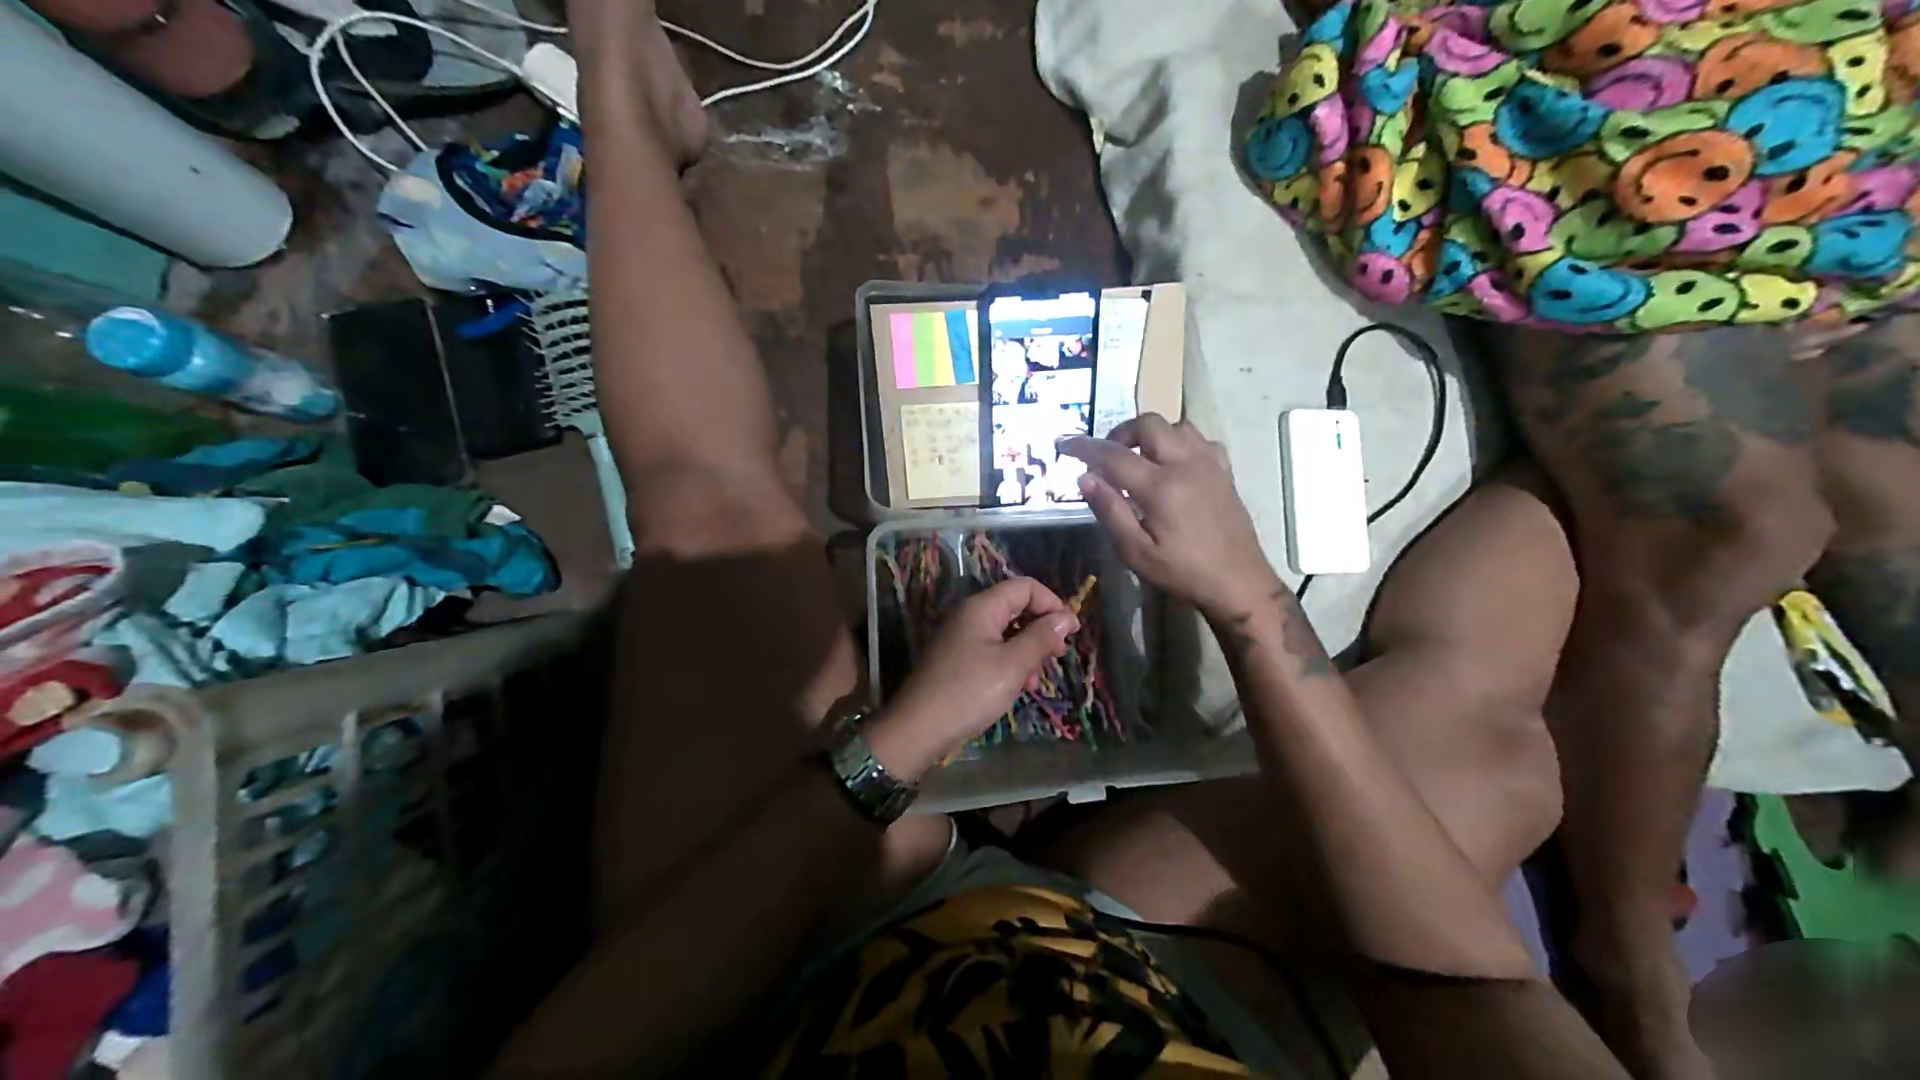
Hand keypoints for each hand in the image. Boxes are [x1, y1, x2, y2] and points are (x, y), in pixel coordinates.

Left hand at [866, 578, 1077, 780]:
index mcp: (981, 608)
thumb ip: (1040, 637)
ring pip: (1007, 633)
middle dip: (1042, 629)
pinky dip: (1012, 664)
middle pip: (1016, 608)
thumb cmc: (969, 692)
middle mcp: (970, 616)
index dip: (1052, 603)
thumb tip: (1065, 617)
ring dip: (1028, 651)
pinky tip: (1020, 687)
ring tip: (1038, 679)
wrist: (919, 728)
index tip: (1072, 631)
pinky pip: (994, 651)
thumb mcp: (1012, 665)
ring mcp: (963, 638)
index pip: (1024, 587)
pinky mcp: (960, 660)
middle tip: (1059, 656)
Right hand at [1059, 414, 1283, 621]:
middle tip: (1107, 458)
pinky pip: (1199, 439)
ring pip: (1176, 425)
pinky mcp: (1224, 471)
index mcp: (1161, 487)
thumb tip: (1085, 478)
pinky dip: (1179, 443)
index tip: (1064, 444)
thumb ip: (1110, 511)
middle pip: (1149, 424)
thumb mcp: (1136, 552)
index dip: (1084, 447)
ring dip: (1151, 435)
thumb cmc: (1183, 573)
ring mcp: (1209, 464)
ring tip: (1139, 460)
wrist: (1239, 583)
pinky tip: (1172, 466)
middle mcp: (1186, 465)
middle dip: (1121, 433)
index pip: (1113, 454)